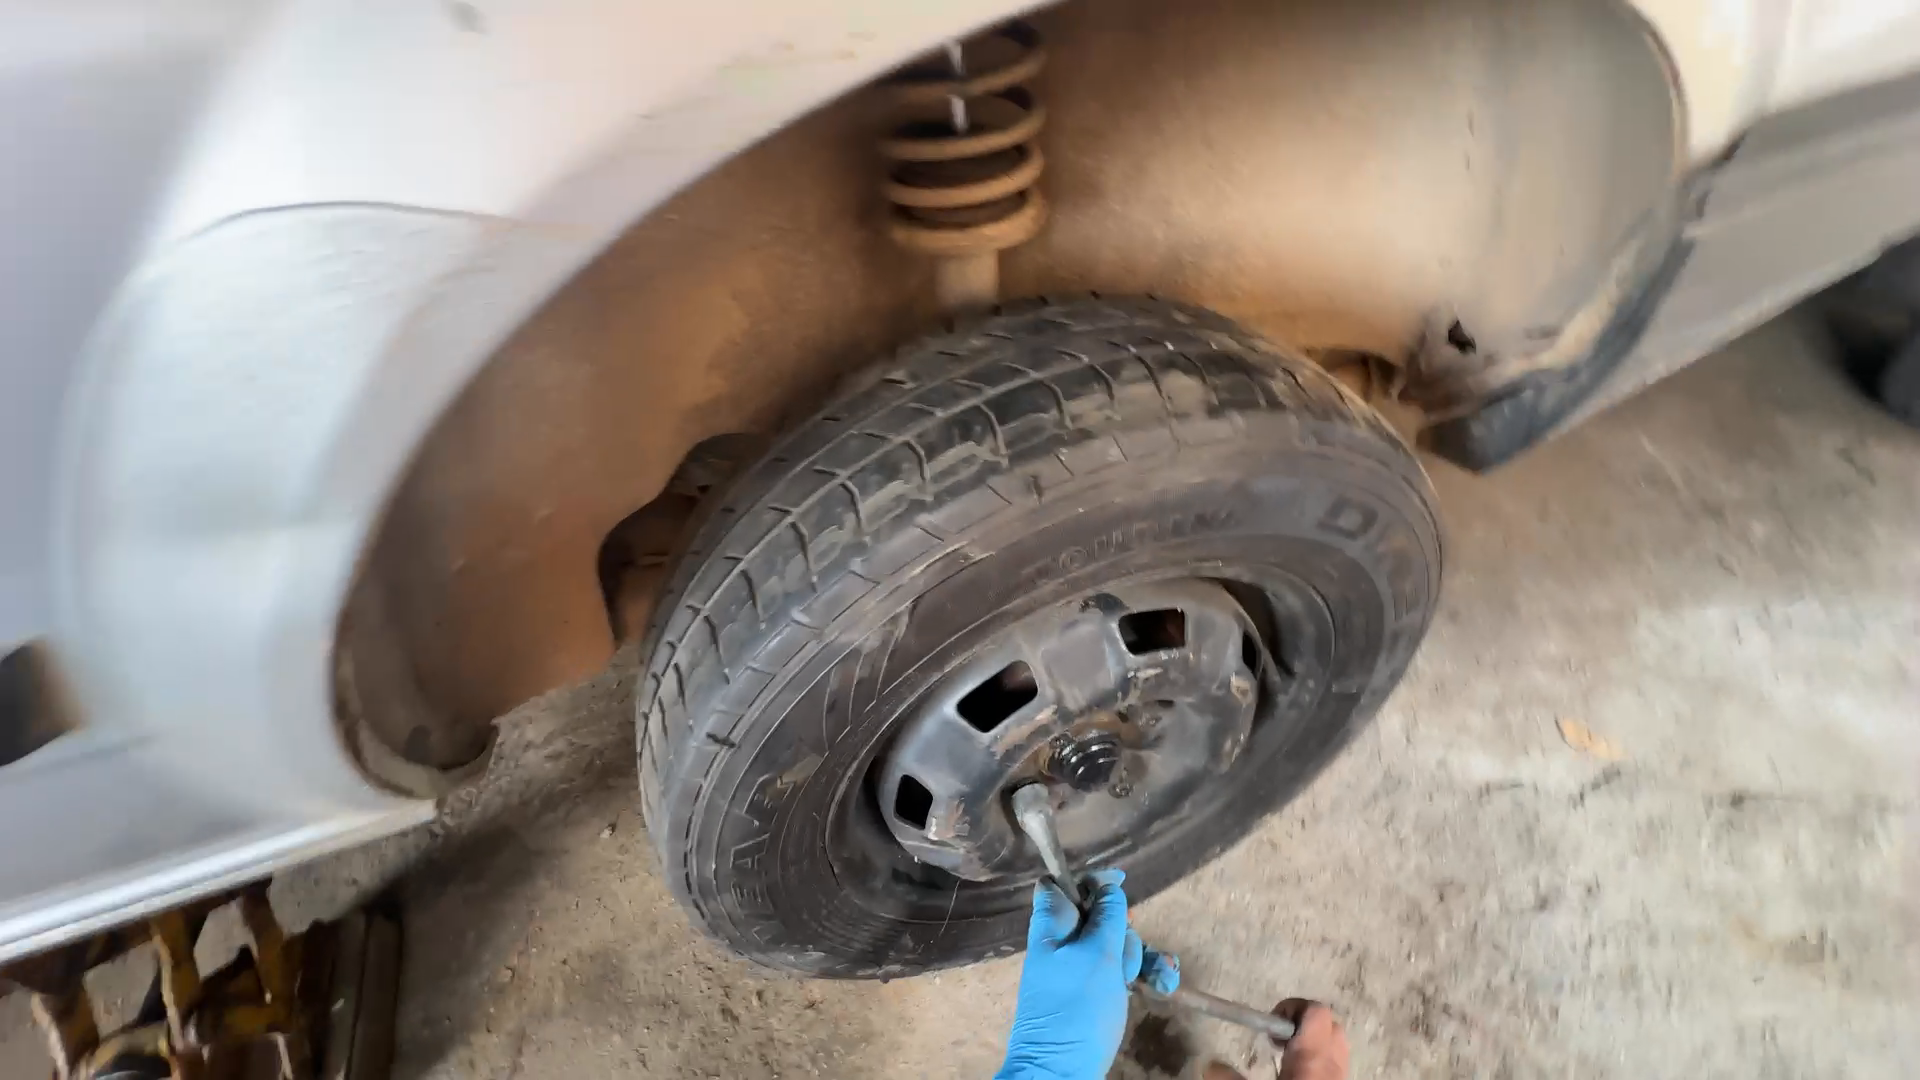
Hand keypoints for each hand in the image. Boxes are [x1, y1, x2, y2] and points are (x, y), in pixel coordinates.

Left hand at [995, 868, 1176, 1078]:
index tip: (1120, 882)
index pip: (1060, 883)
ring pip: (1112, 945)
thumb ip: (1107, 916)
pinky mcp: (1089, 994)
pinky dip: (1137, 975)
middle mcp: (1061, 942)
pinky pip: (1115, 972)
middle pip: (1096, 915)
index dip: (1090, 879)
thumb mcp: (1097, 955)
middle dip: (1125, 929)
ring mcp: (1075, 969)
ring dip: (1138, 956)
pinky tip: (1164, 984)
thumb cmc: (1076, 1008)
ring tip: (1162, 975)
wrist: (1060, 1074)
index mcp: (1052, 924)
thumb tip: (1108, 886)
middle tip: (1131, 950)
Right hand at [1199, 1000, 1348, 1079]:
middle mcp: (1333, 1064)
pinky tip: (1297, 1077)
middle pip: (1330, 1024)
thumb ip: (1231, 1077)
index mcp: (1312, 1056)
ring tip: (1287, 1058)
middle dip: (1304, 1024)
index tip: (1270, 1024)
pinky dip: (1318, 1064)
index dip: (1292, 1007)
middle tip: (1279, 1039)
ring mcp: (1340, 1078)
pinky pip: (1334, 1067)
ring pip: (1335, 1047)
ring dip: (1313, 1044)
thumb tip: (1209, 1066)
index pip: (1315, 1011)